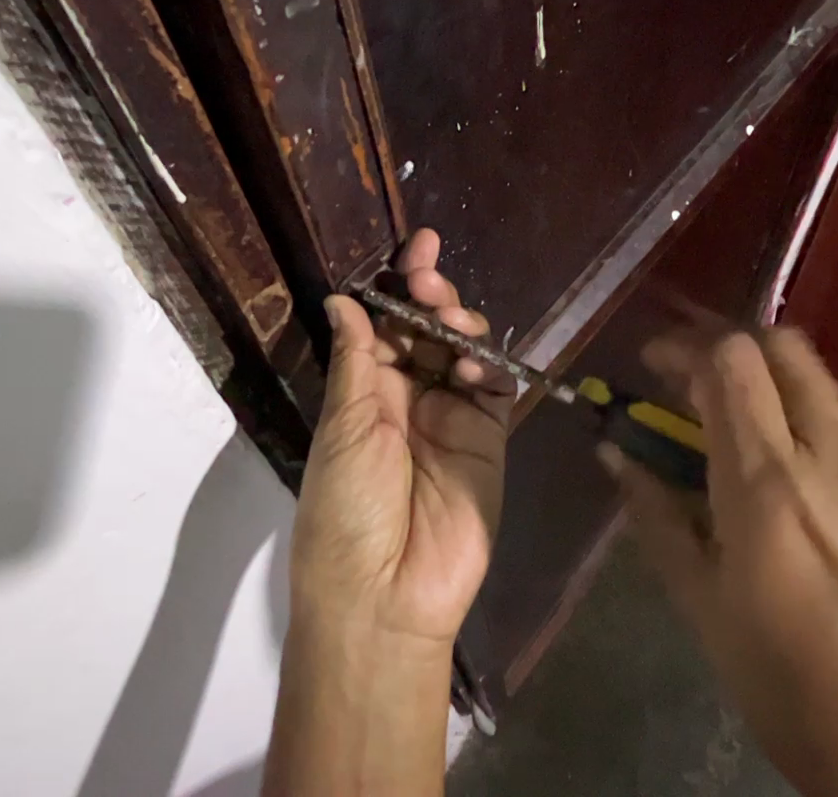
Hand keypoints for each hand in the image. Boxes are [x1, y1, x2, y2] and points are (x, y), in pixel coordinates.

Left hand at [290, 227, 514, 643]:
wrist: (386, 591)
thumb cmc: (347, 505)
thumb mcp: (345, 426)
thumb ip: (358, 360)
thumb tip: (343, 299)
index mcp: (365, 393)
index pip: (385, 325)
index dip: (397, 286)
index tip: (414, 245)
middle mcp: (408, 398)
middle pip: (427, 331)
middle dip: (430, 294)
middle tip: (429, 270)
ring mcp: (450, 417)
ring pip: (463, 351)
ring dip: (458, 323)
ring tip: (448, 316)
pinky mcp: (487, 440)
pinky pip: (493, 388)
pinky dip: (487, 364)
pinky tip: (471, 359)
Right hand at [604, 328, 837, 796]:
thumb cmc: (789, 687)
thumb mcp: (701, 603)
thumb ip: (655, 513)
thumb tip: (615, 453)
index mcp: (768, 489)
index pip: (729, 363)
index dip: (686, 347)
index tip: (659, 364)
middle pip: (785, 348)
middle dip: (735, 350)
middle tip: (706, 389)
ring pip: (826, 395)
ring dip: (782, 406)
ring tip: (768, 468)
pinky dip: (831, 456)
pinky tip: (830, 517)